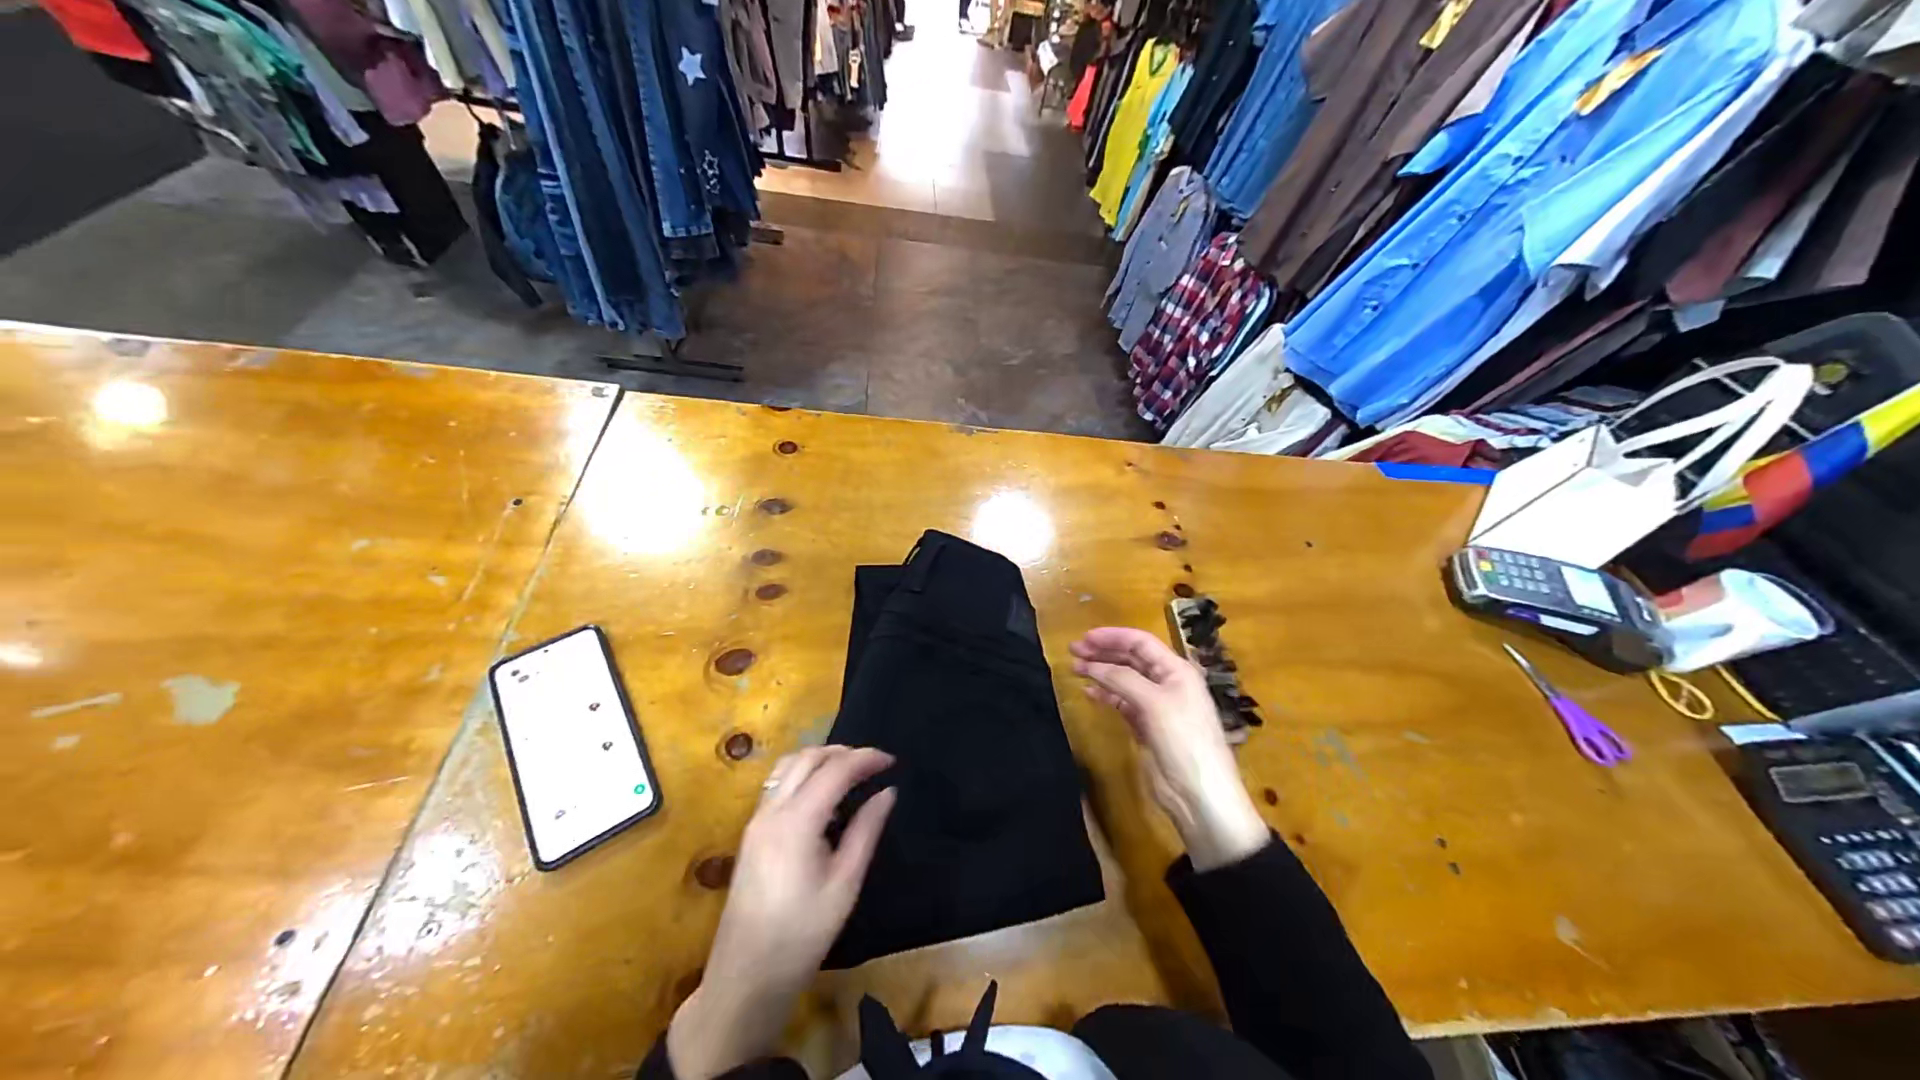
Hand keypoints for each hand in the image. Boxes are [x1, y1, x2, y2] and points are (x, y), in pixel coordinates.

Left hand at [668, 747, 897, 1079]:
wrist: (747, 974)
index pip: (835, 770)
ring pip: (787, 766)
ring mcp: (756, 820)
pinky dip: (802, 775)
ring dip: (819, 759)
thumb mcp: (845, 883)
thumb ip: (866, 830)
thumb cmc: (803, 933)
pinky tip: (822, 797)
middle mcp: (772, 811)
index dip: (865, 758)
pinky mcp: (751, 833)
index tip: (892, 761)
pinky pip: (777, 785)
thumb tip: (887, 792)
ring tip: (850, 772)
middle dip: (842, 752)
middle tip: (873, 765)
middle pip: (807, 758)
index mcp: (797, 821)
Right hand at [1070, 627, 1267, 870]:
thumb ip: (1122, 679)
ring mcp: (1157, 706)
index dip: (1112, 636)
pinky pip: (1123, 702)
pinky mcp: (1147, 727)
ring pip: (1125, 679)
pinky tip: (1090, 692)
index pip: (1141, 642)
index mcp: (1176, 670)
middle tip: (1073, 651)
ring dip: (1101, 672)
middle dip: (1103, 652)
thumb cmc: (1183, 740)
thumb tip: (1091, 665)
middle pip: (1131, 659)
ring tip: (1075, 669)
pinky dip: (1106, 695)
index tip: (1084, 638)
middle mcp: (1167, 683)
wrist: (1199, 793)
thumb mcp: (1153, 703)